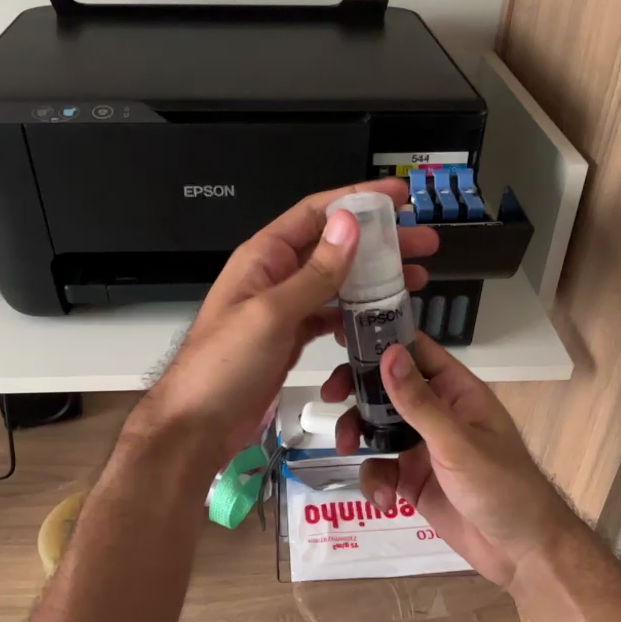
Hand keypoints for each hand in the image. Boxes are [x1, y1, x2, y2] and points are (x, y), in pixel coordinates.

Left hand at [133, 179, 437, 465]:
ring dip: (374, 277)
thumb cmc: (220, 368)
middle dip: (380, 241)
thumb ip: (314, 274)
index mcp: (263, 258)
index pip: (317, 213)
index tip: (398, 196)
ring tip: (414, 278)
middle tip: (423, 243)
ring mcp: (283, 309)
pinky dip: (356, 314)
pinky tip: (379, 317)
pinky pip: (330, 315)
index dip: (359, 199)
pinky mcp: (290, 338)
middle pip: (335, 246)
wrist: (197, 426)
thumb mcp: (271, 315)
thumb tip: (349, 226)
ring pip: (337, 282)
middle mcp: (275, 277)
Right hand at [322, 336, 580, 588]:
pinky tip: (385, 500)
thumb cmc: (502, 487)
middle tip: (329, 397)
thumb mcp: (457, 443)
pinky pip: (381, 469)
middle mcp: (438, 413)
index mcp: (457, 392)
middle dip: (357, 391)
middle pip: (387, 387)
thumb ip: (418, 402)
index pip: (416, 351)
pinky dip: (375, 481)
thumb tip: (388, 353)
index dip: (381, 340)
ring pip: (376, 427)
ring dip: (358, 436)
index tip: (341, 336)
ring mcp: (423, 447)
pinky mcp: (413, 480)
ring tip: (348, 450)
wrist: (520, 552)